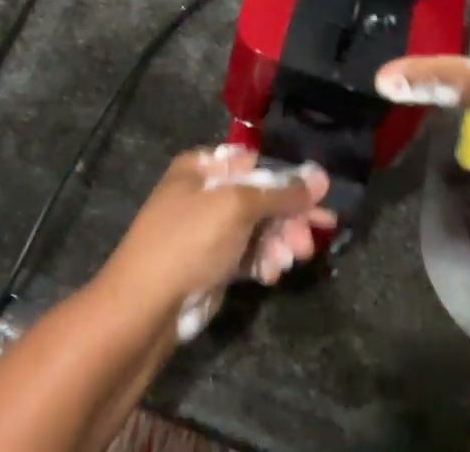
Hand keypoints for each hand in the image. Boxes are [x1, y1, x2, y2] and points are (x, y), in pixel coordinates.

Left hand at [98, 146, 332, 313]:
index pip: (254, 165)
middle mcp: (203, 194)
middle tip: (310, 239)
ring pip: (258, 230)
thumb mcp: (236, 207)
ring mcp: (207, 231)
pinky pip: (248, 255)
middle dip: (288, 219)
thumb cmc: (189, 240)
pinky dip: (263, 261)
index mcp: (200, 168)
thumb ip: (281, 192)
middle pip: (261, 199)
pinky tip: (270, 275)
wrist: (148, 303)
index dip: (288, 181)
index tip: (319, 200)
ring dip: (279, 243)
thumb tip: (321, 175)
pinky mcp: (212, 263)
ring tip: (287, 261)